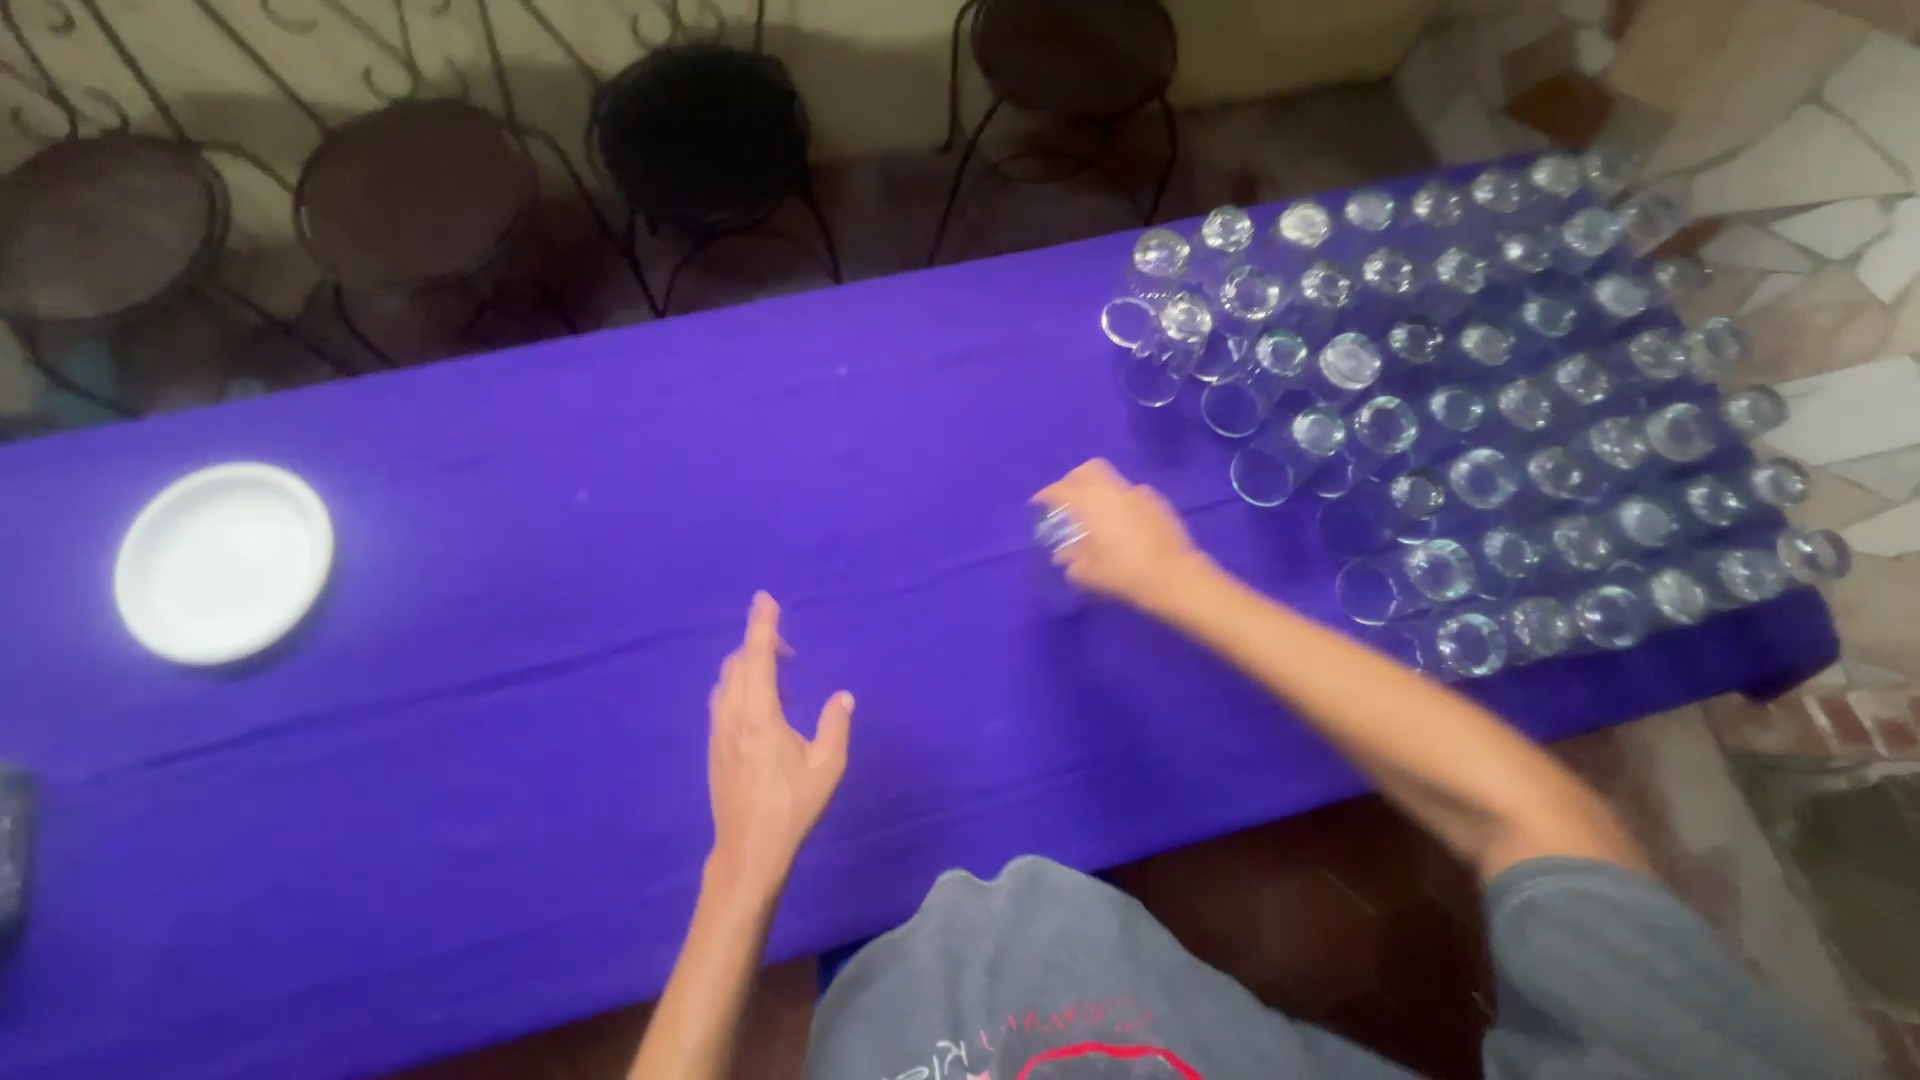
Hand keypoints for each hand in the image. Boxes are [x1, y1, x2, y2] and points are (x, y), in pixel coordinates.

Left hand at [705, 592, 852, 902]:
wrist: (748, 848)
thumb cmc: (792, 807)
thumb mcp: (827, 767)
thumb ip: (835, 725)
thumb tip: (842, 697)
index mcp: (760, 715)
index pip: (759, 657)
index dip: (763, 626)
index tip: (765, 599)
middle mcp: (733, 716)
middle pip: (738, 663)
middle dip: (759, 644)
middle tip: (790, 649)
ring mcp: (719, 732)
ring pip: (726, 681)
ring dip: (748, 665)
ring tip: (780, 675)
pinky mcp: (714, 747)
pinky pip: (723, 700)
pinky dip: (740, 685)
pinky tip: (762, 705)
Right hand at [1033, 459, 1210, 610]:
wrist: (1172, 575)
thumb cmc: (1122, 572)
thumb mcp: (1088, 572)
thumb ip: (1072, 560)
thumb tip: (1063, 556)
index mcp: (1089, 502)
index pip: (1060, 489)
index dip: (1045, 495)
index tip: (1038, 503)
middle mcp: (1112, 490)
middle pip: (1087, 469)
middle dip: (1073, 479)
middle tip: (1067, 497)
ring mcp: (1138, 492)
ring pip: (1112, 480)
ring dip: (1099, 490)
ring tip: (1096, 512)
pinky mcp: (1158, 502)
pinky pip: (1132, 494)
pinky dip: (1121, 502)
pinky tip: (1123, 522)